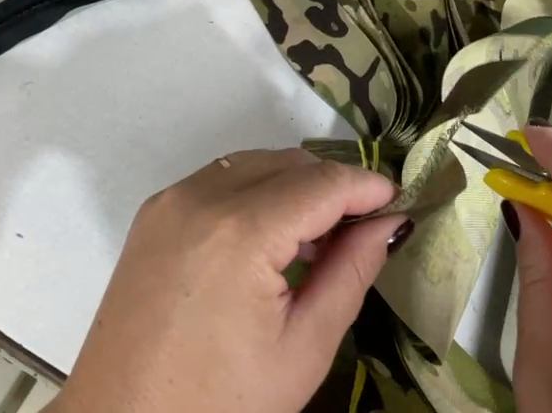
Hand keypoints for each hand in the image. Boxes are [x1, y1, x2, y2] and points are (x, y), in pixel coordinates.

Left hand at [52, 149, 406, 412]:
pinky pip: (219, 178)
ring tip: (315, 240)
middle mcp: (200, 196)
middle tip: (360, 230)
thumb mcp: (302, 348)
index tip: (398, 200)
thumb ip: (351, 272)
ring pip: (253, 163)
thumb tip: (391, 221)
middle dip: (331, 185)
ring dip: (293, 184)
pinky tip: (267, 239)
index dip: (365, 186)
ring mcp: (171, 199)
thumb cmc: (220, 403)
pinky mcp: (153, 212)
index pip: (321, 183)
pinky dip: (254, 191)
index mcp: (240, 231)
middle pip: (288, 163)